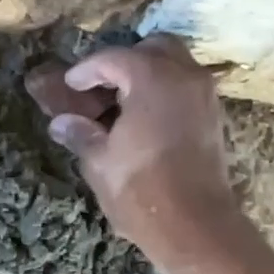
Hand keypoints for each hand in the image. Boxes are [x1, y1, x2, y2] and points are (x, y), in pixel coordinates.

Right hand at [28, 36, 251, 271]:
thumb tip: (60, 123)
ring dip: (147, 76)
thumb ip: (81, 135)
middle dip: (124, 63)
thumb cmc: (140, 191)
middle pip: (152, 49)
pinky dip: (164, 93)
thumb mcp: (100, 163)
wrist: (193, 224)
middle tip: (100, 88)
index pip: (113, 58)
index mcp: (151, 77)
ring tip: (122, 104)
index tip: (69, 84)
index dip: (86, 70)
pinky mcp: (213, 116)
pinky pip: (185, 89)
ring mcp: (204, 94)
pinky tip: (145, 120)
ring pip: (174, 66)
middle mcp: (183, 74)